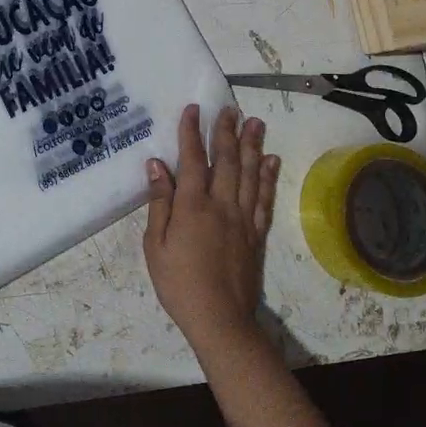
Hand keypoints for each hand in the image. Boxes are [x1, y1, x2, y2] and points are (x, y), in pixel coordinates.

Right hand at [143, 104, 278, 357]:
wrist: (219, 318)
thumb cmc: (178, 282)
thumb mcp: (155, 244)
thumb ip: (159, 202)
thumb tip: (157, 165)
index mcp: (192, 206)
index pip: (192, 160)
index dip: (191, 132)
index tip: (193, 109)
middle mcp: (221, 204)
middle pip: (226, 160)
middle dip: (226, 131)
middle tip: (230, 108)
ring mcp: (243, 218)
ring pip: (249, 174)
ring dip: (252, 146)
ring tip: (255, 122)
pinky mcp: (256, 233)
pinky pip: (263, 199)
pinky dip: (267, 177)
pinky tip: (270, 160)